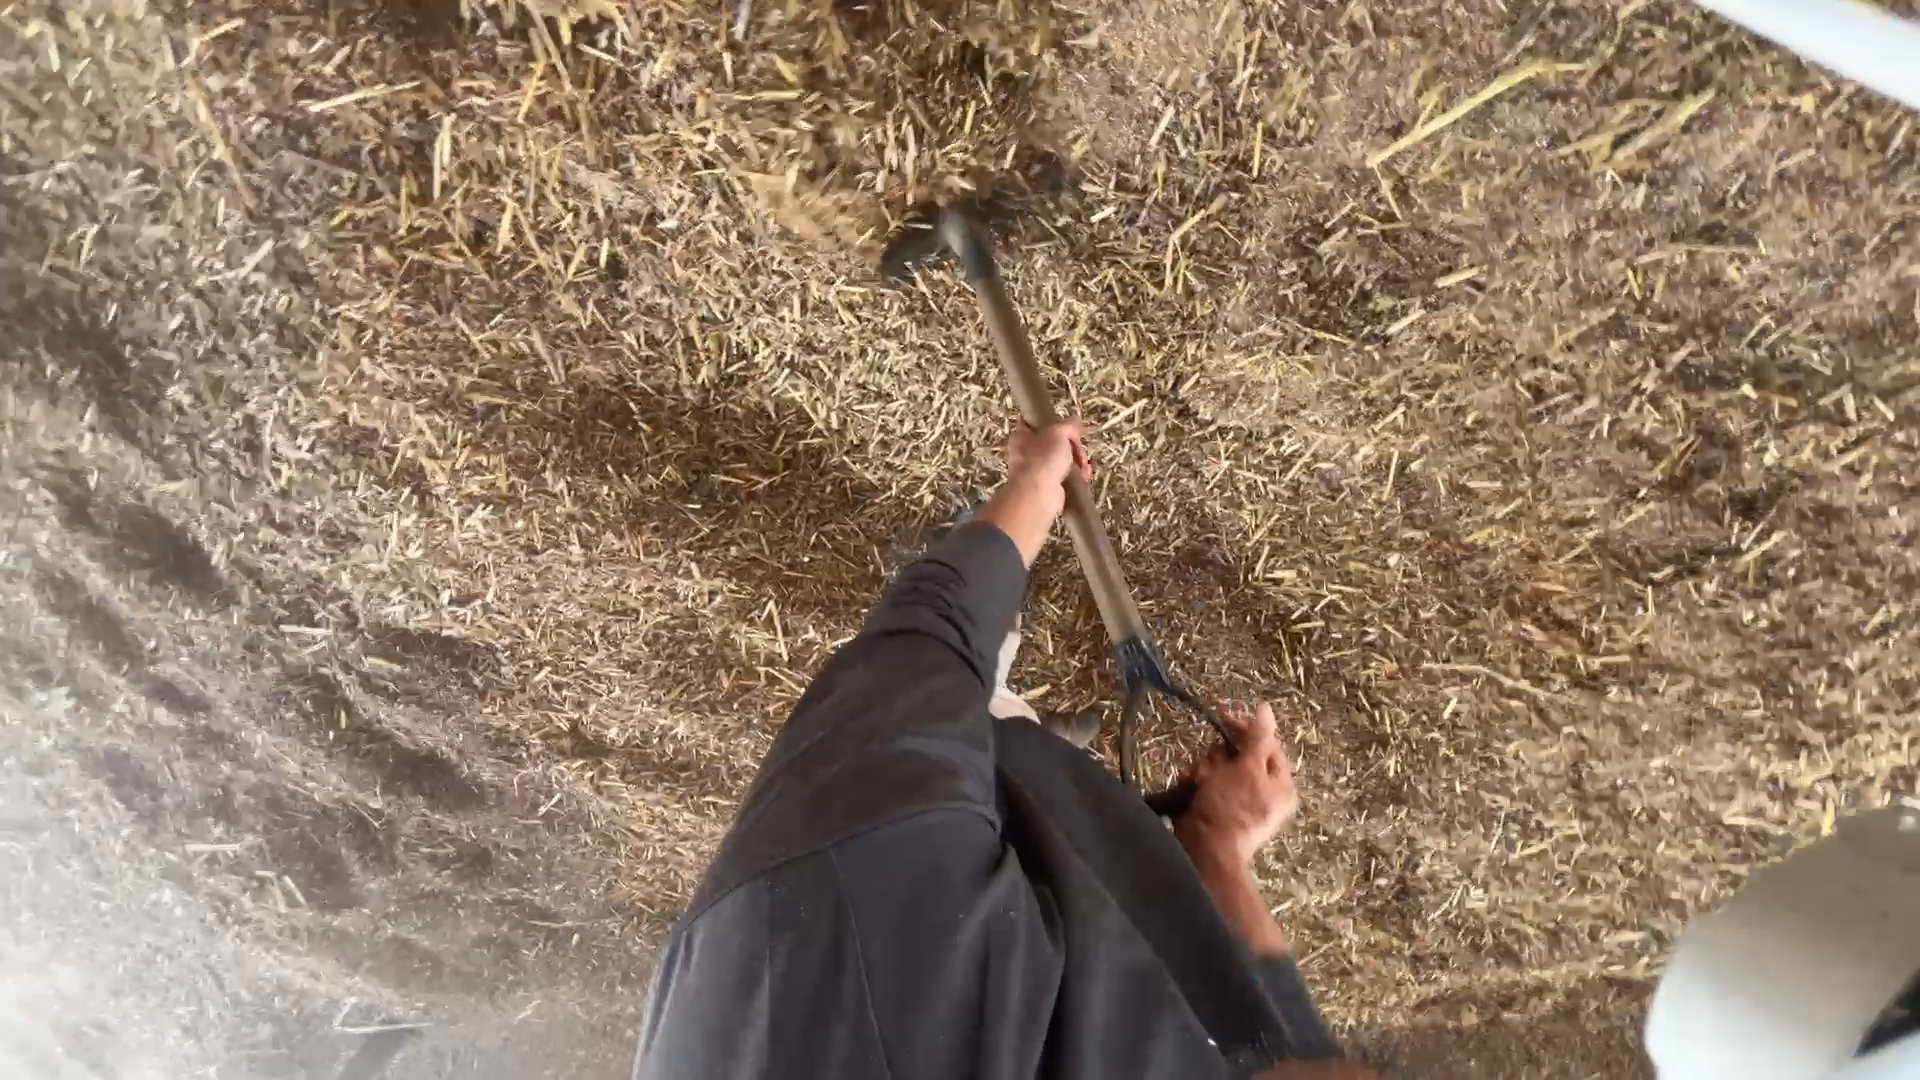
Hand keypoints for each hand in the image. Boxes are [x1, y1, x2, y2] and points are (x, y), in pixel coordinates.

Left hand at [1002, 419, 1092, 518]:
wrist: (1039, 494)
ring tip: (1084, 466)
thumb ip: (1068, 425)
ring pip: (1063, 460)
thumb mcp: (1058, 432)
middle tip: (1079, 449)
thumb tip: (1076, 422)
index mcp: (1022, 436)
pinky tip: (1083, 477)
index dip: (1053, 422)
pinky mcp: (1049, 487)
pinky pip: (1066, 477)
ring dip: (1078, 462)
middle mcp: (1026, 454)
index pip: (1035, 423)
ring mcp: (1038, 472)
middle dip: (1073, 445)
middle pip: (1055, 443)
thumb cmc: (1043, 457)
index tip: (1069, 426)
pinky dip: (1077, 476)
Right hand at [1174, 702, 1299, 868]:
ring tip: (1202, 782)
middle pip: (1240, 754)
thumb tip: (1266, 708)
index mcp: (1280, 784)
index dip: (1247, 730)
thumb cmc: (1232, 806)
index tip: (1225, 718)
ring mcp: (1239, 798)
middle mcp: (1263, 791)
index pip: (1267, 745)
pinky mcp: (1218, 804)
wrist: (1206, 846)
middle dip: (1221, 757)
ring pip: (1220, 765)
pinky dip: (1199, 781)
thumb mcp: (1248, 767)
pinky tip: (1194, 787)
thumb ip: (1257, 737)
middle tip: (1214, 768)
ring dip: (1207, 768)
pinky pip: (1208, 780)